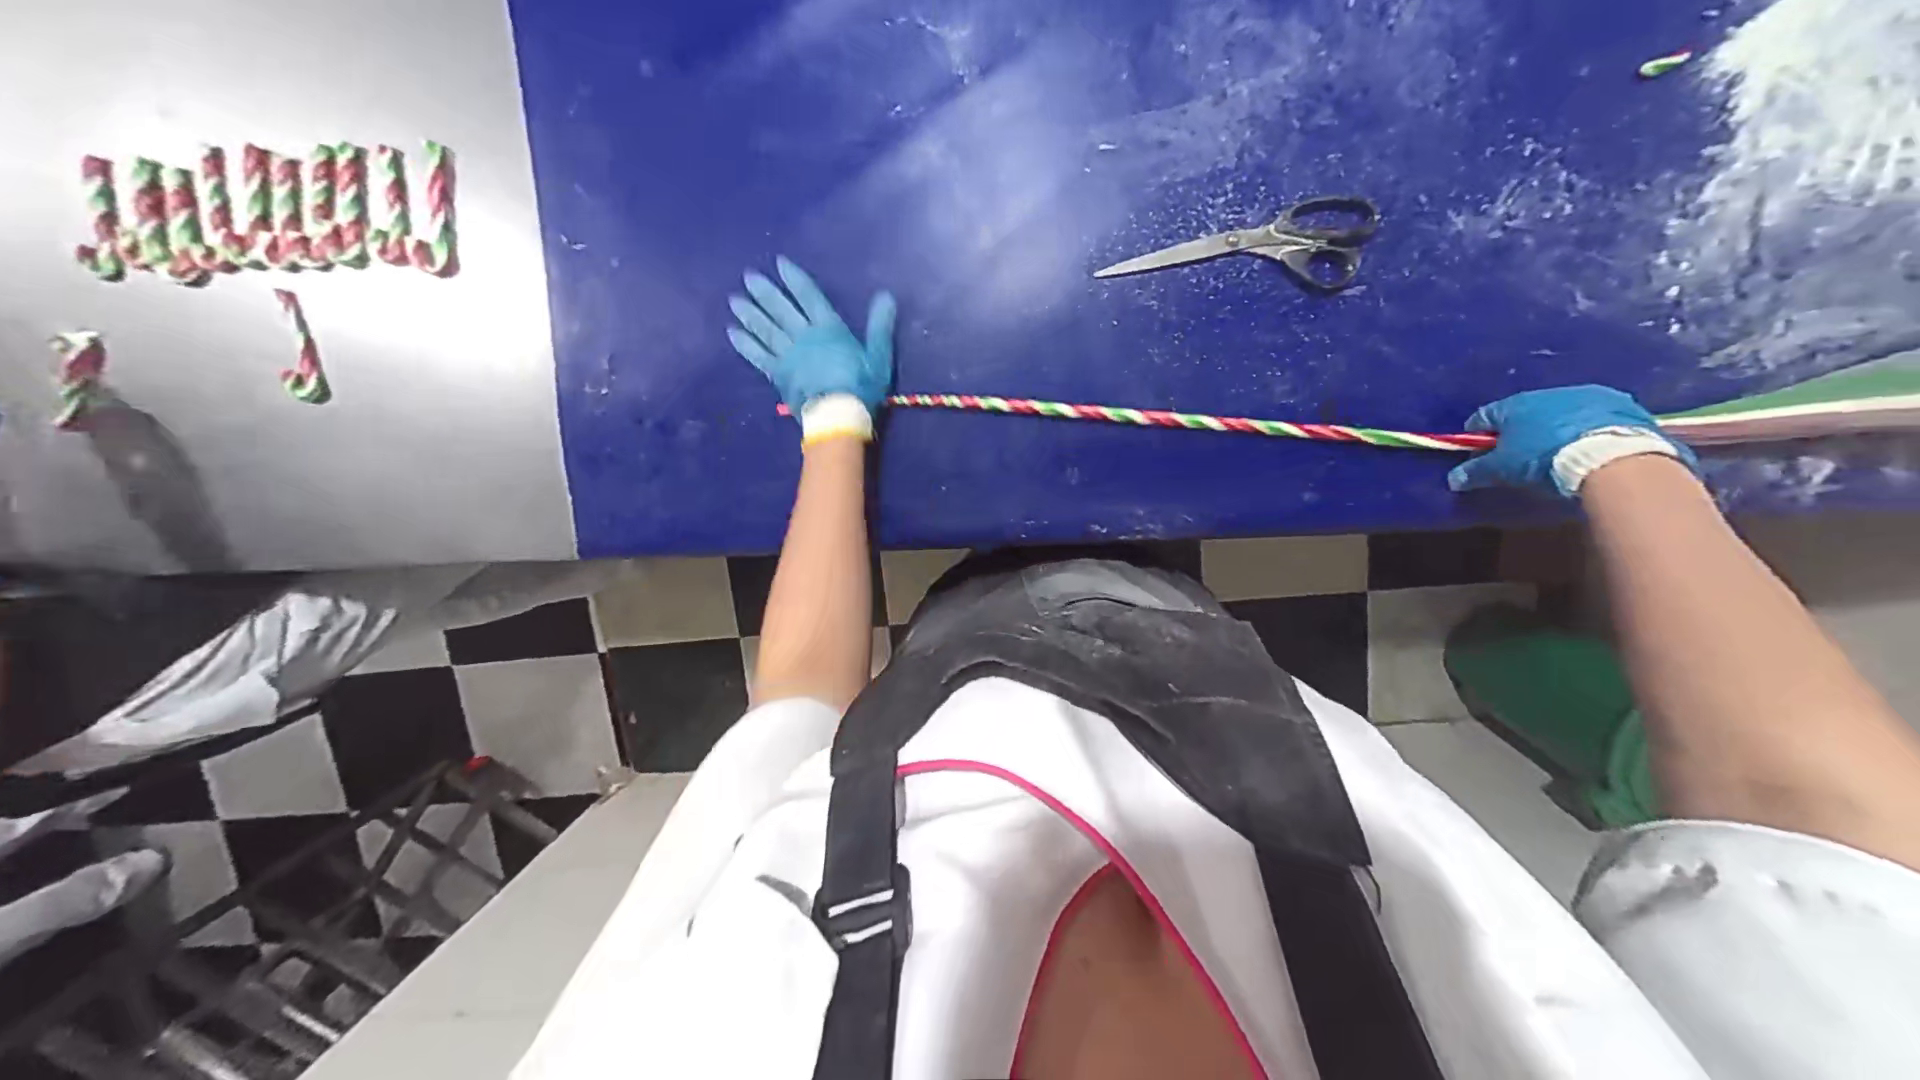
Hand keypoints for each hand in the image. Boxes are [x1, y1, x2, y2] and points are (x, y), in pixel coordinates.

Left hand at [727, 256, 895, 416]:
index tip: (780, 263)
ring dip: (750, 313)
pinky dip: (745, 344)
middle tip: (748, 277)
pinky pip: (758, 356)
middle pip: (781, 310)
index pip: (809, 296)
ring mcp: (788, 355)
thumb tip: (886, 296)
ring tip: (735, 300)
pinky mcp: (778, 375)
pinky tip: (733, 333)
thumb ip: (880, 326)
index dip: (794, 279)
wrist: (838, 415)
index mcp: (829, 328)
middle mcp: (804, 336)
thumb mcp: (879, 356)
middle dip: (765, 292)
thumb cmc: (862, 387)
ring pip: (766, 329)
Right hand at [1446, 385, 1698, 497]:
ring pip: (1560, 412)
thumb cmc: (1542, 459)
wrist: (1612, 457)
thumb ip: (1475, 472)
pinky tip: (1588, 447)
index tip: (1479, 454)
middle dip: (1518, 431)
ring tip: (1557, 452)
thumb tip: (1452, 479)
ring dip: (1554, 427)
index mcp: (1514, 405)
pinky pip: (1594, 416)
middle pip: (1523, 413)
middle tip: (1518, 456)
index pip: (1483, 417)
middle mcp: (1548, 393)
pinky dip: (1586, 428)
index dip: (1477, 436)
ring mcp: (1589, 395)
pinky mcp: (1622, 404)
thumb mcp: (1502, 470)